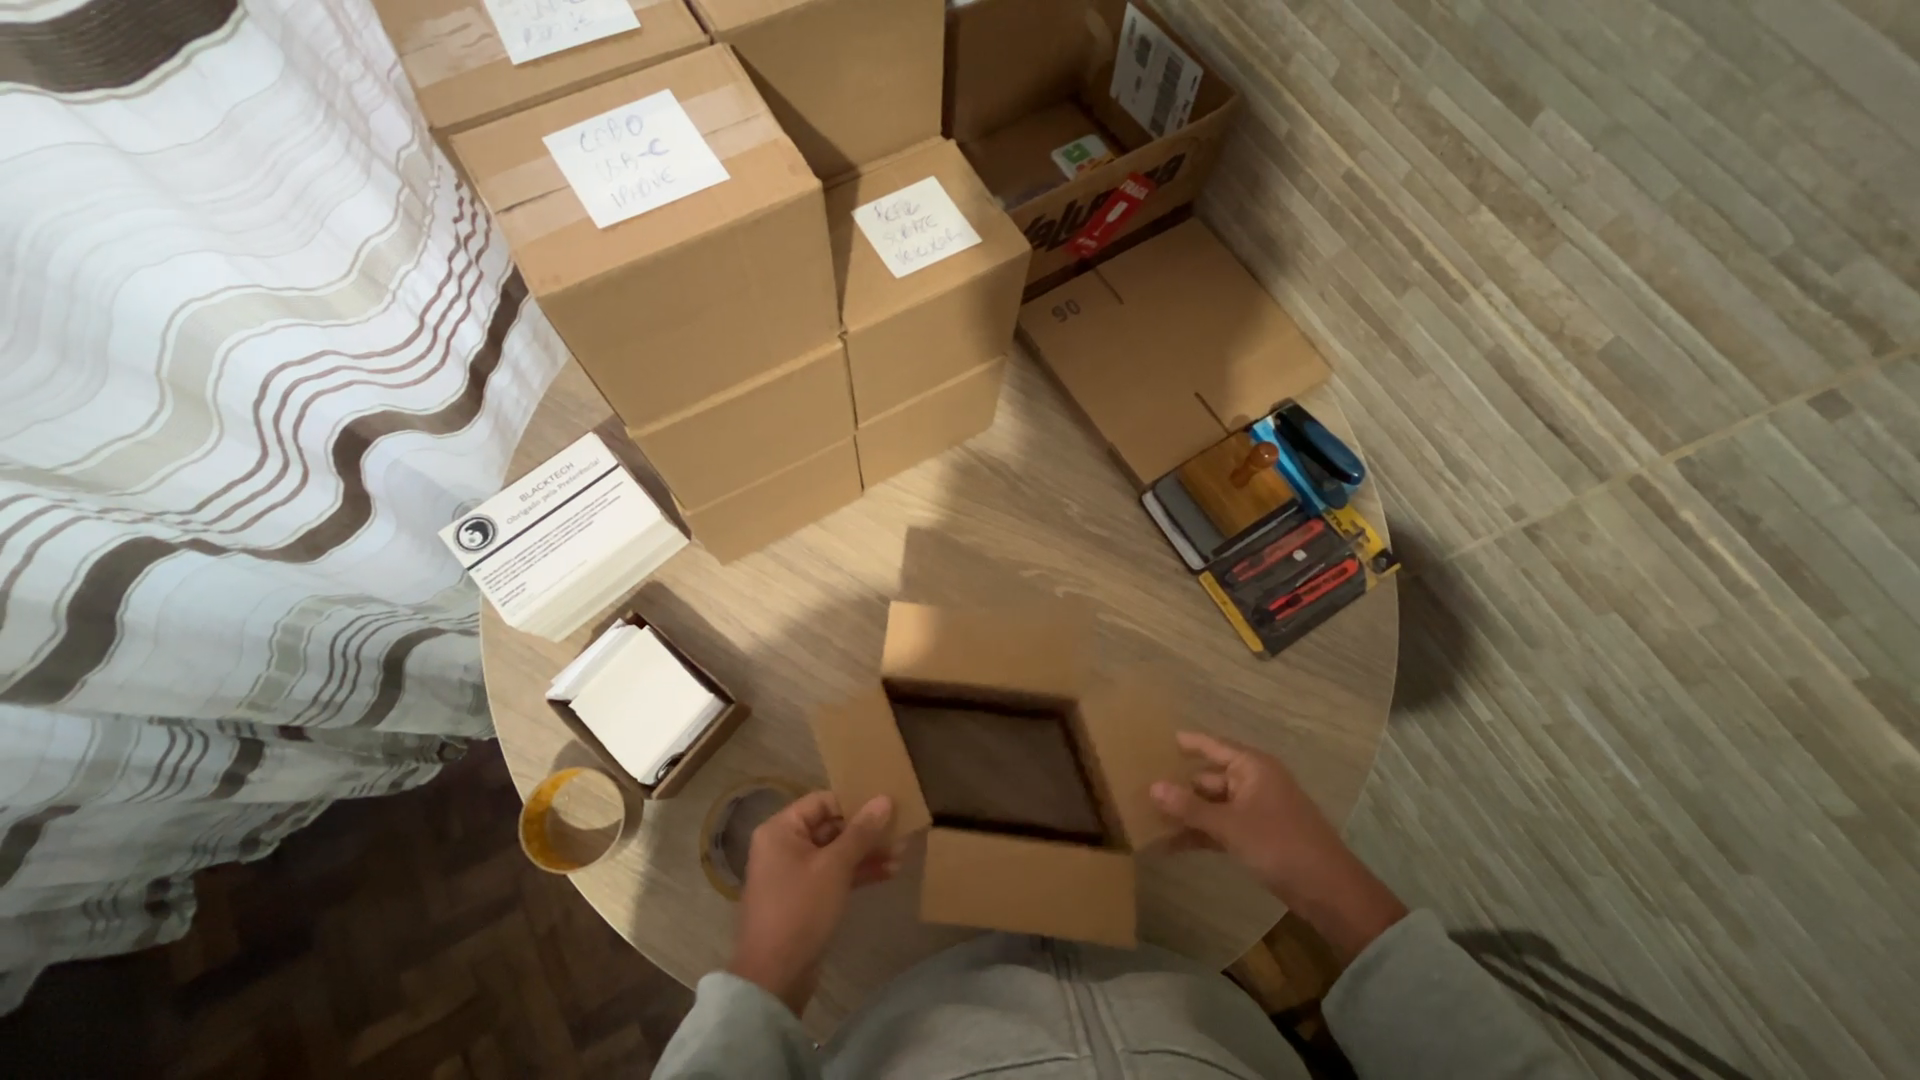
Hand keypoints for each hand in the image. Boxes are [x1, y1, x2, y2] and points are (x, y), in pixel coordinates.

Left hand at [727, 792, 897, 1014]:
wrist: (775, 975)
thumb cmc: (801, 909)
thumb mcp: (835, 866)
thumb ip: (861, 832)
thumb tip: (885, 799)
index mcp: (781, 830)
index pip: (822, 801)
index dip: (854, 801)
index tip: (887, 804)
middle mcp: (784, 846)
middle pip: (830, 826)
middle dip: (866, 830)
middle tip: (901, 830)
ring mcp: (794, 873)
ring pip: (836, 853)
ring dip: (867, 852)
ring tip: (903, 853)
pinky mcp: (805, 898)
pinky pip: (834, 875)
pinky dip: (858, 873)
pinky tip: (889, 872)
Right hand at [1152, 731, 1406, 961]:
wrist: (1328, 891)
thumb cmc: (1280, 844)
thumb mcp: (1230, 826)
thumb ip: (1190, 808)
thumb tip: (1152, 787)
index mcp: (1252, 767)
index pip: (1213, 746)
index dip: (1187, 742)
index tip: (1157, 738)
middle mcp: (1253, 782)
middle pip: (1208, 777)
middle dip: (1178, 785)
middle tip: (1138, 786)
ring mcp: (1254, 811)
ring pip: (1211, 805)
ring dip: (1185, 814)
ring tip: (1146, 818)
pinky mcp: (1255, 837)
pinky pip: (1219, 827)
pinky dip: (1198, 834)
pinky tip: (1168, 846)